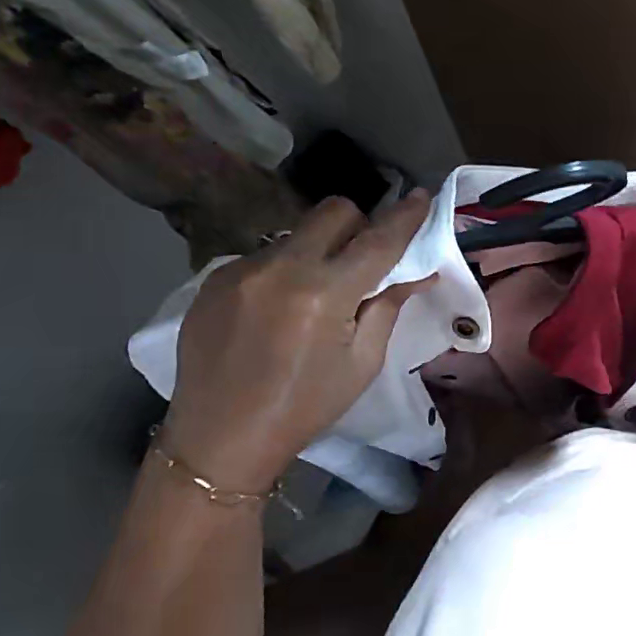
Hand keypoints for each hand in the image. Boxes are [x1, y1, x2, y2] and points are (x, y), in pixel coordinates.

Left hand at [161, 192, 433, 490]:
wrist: (220, 438)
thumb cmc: (302, 409)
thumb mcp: (360, 365)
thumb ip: (387, 307)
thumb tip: (416, 271)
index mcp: (323, 294)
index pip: (377, 241)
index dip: (404, 217)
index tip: (421, 197)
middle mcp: (280, 267)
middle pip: (332, 211)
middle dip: (356, 225)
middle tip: (359, 259)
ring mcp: (241, 268)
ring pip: (295, 233)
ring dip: (315, 251)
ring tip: (308, 296)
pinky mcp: (214, 278)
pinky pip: (262, 256)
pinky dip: (280, 272)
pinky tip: (272, 310)